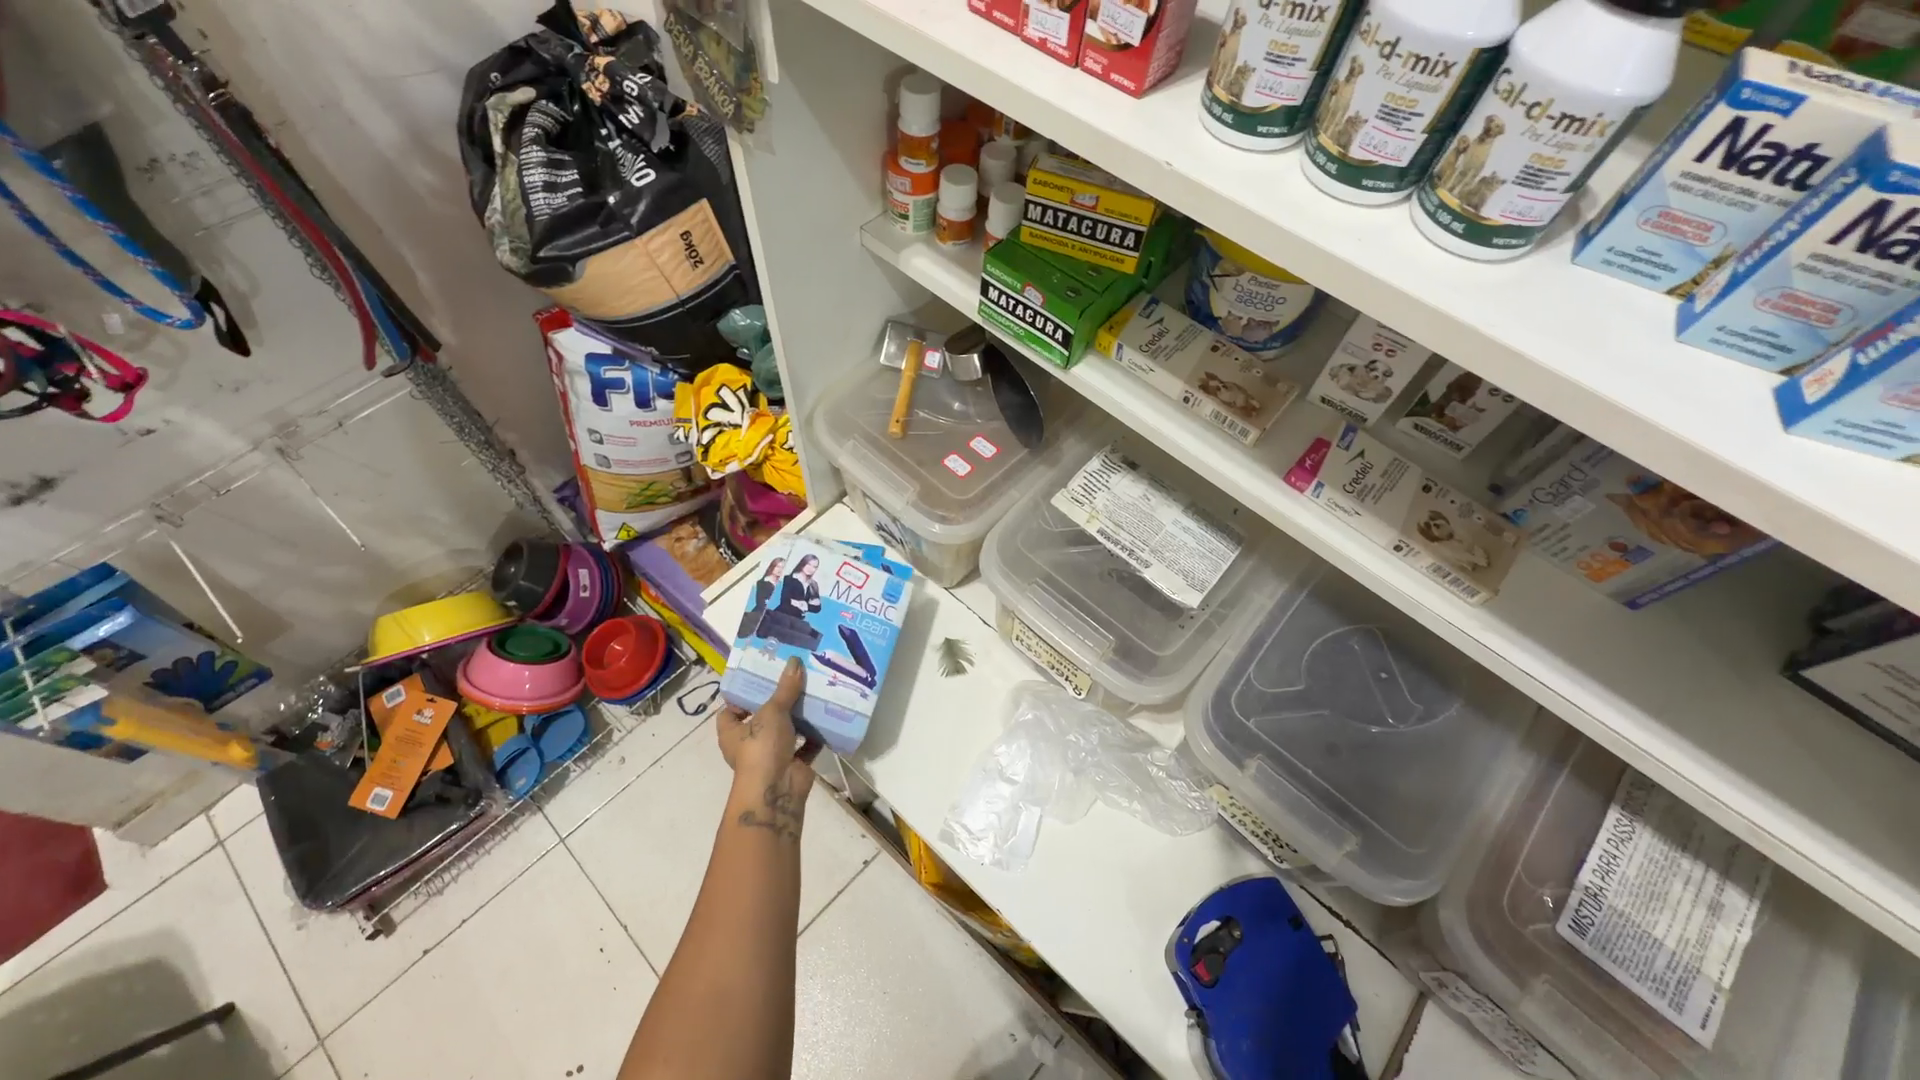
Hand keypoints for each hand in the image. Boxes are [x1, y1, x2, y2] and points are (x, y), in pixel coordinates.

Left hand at [717, 658, 816, 839]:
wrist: (777, 790)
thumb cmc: (762, 748)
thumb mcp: (772, 711)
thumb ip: (785, 688)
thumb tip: (795, 661)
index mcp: (732, 732)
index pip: (731, 709)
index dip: (743, 695)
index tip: (762, 678)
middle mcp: (749, 744)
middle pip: (762, 718)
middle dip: (778, 702)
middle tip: (794, 679)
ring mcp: (772, 755)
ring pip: (786, 731)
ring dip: (799, 718)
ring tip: (814, 692)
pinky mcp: (793, 764)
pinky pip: (806, 745)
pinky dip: (815, 735)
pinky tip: (826, 716)